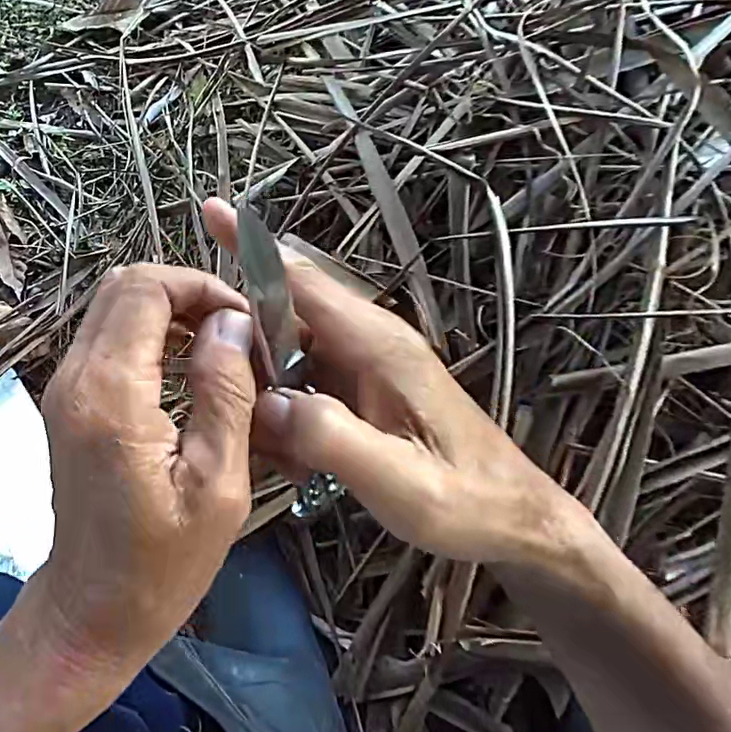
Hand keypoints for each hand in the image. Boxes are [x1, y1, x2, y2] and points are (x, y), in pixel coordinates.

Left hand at [26, 263, 259, 671]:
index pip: (144, 289)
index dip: (199, 285)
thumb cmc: (162, 562)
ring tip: (217, 347)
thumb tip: (229, 321)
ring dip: (166, 310)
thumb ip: (224, 391)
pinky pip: (105, 337)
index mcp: (110, 392)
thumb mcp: (217, 484)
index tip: (244, 319)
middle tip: (234, 330)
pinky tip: (184, 366)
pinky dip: (146, 333)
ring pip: (111, 306)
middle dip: (183, 292)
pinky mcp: (66, 397)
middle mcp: (75, 375)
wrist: (92, 606)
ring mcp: (63, 384)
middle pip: (122, 286)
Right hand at [202, 198, 589, 567]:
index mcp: (376, 345)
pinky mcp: (354, 383)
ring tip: (272, 450)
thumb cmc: (471, 503)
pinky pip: (293, 376)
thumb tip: (264, 402)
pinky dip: (276, 405)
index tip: (211, 209)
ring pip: (278, 350)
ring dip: (257, 389)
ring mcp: (358, 361)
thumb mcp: (403, 485)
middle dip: (237, 348)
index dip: (250, 242)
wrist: (519, 522)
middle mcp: (364, 340)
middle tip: (225, 404)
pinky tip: (286, 452)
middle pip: (275, 315)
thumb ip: (331, 440)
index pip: (300, 279)